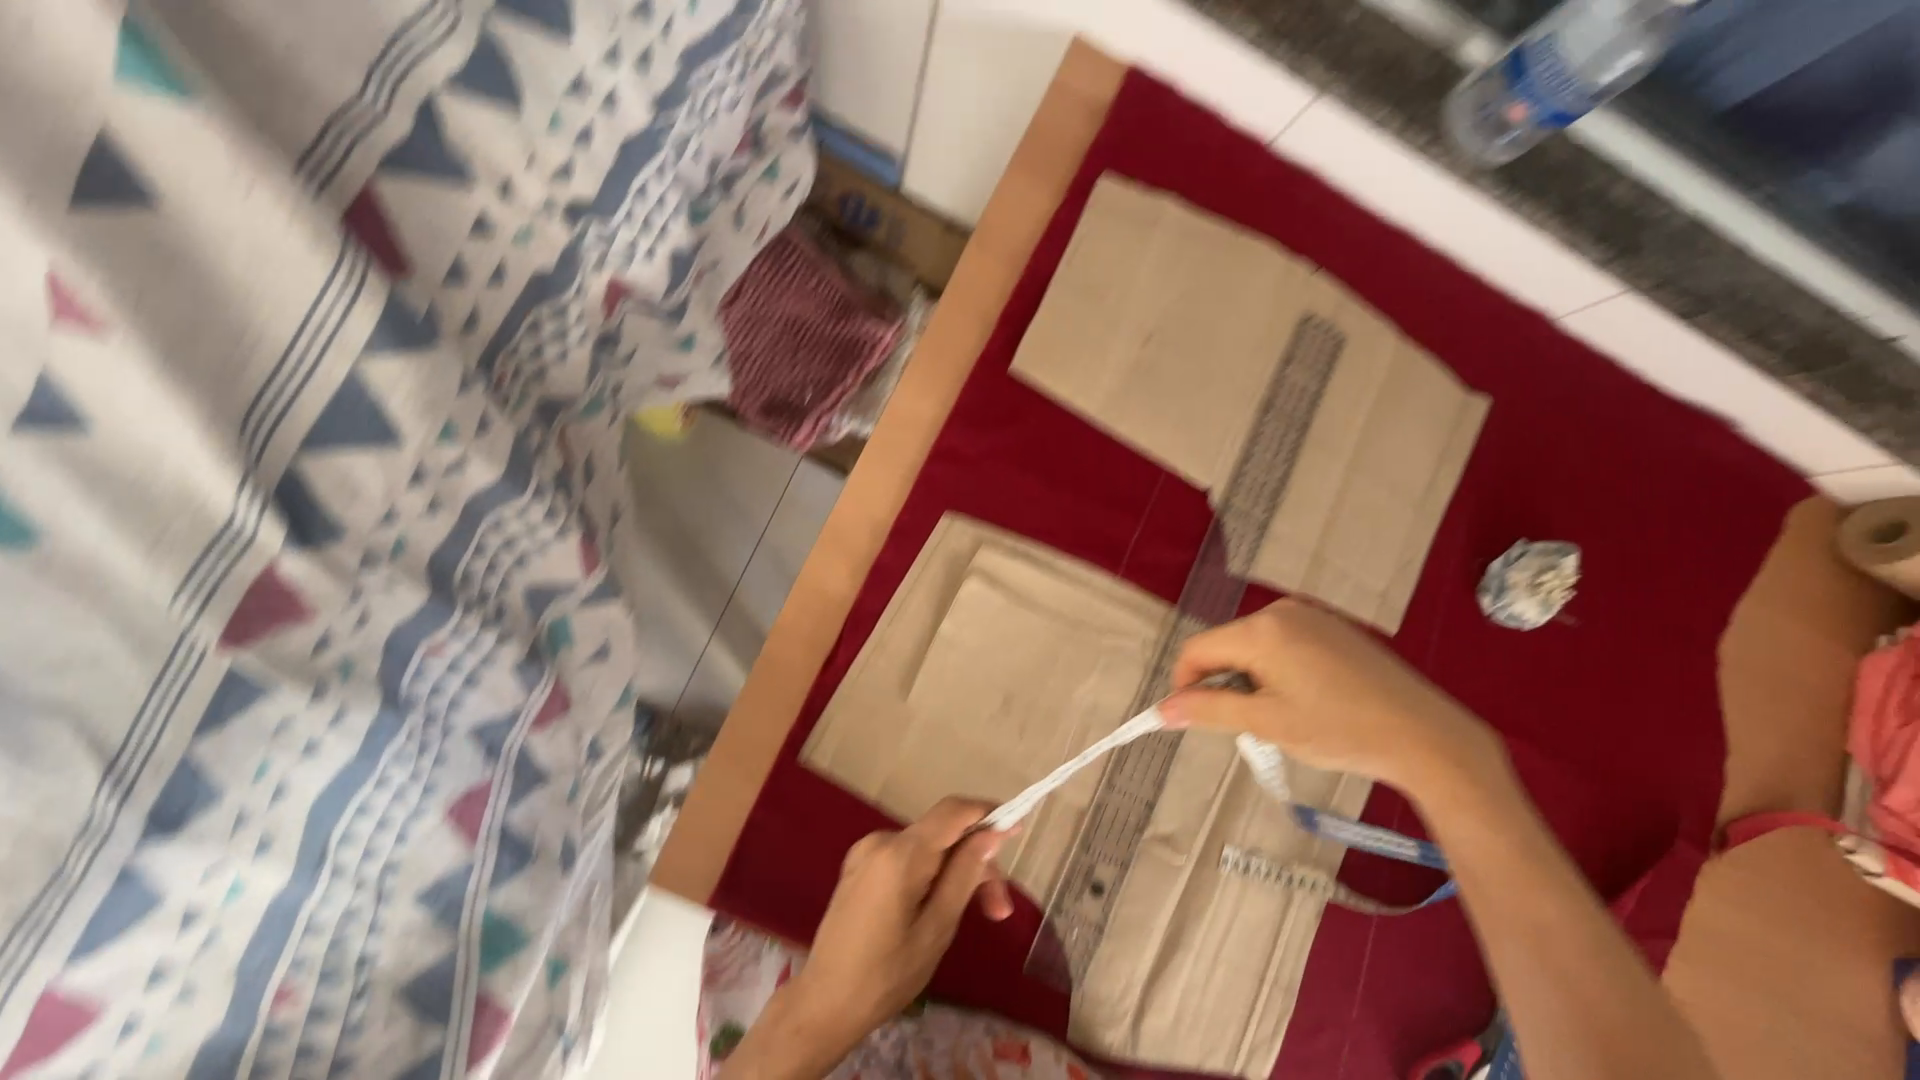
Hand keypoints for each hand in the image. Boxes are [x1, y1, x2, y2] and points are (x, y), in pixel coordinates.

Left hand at [788, 798, 1014, 1048]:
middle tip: (999, 912)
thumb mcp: (937, 927)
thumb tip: (992, 833)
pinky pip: (907, 860)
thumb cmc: (886, 974)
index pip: (952, 811)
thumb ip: (965, 874)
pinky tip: (938, 910)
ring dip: (956, 875)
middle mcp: (880, 841)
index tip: (1017, 832)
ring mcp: (865, 854)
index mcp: (899, 854)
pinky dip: (931, 877)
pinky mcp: (859, 869)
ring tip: (974, 917)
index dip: (988, 814)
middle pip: (943, 835)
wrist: (824, 1004)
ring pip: (928, 850)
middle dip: (975, 865)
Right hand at [1161, 599, 1501, 801]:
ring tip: (1283, 717)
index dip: (1186, 686)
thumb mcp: (1268, 724)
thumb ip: (1209, 711)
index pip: (1197, 650)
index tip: (1196, 720)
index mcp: (1262, 630)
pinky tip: (1308, 702)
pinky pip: (1284, 644)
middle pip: (1226, 646)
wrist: (1425, 734)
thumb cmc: (1341, 730)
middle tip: (1251, 726)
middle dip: (1224, 684)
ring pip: (1254, 647)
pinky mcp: (1333, 628)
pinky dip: (1278, 672)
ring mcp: (1312, 616)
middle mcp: (1282, 611)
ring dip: (1251, 680)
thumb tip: (1163, 709)